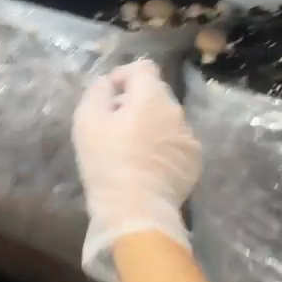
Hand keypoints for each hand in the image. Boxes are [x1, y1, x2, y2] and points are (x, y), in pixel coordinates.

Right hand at [71, 60, 201, 281]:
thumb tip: (107, 82)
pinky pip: (176, 142)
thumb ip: (97, 92)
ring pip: (167, 119)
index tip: (110, 95)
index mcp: (151, 96)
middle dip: (136, 102)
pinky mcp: (194, 161)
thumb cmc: (107, 164)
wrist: (136, 213)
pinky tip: (149, 166)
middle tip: (115, 125)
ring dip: (152, 125)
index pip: (143, 68)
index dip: (124, 75)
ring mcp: (188, 137)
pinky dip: (164, 146)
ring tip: (132, 149)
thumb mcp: (87, 122)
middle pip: (155, 94)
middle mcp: (176, 110)